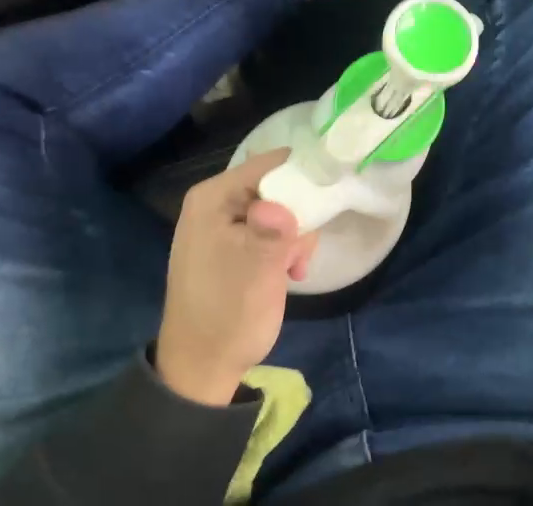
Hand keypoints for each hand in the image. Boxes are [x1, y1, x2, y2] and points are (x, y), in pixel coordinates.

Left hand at [154, 149, 317, 405]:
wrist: (202, 368)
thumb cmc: (227, 315)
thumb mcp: (255, 272)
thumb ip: (271, 233)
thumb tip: (279, 206)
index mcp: (214, 197)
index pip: (272, 163)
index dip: (304, 176)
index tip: (330, 199)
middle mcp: (217, 201)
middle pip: (279, 185)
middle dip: (300, 215)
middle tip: (301, 250)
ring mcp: (225, 223)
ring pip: (282, 209)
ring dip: (296, 237)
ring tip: (294, 268)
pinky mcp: (235, 245)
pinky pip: (272, 229)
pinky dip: (286, 249)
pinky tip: (289, 273)